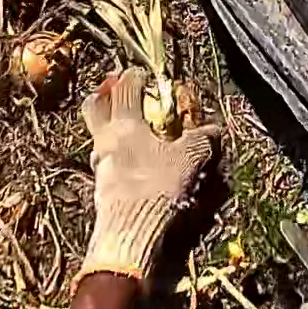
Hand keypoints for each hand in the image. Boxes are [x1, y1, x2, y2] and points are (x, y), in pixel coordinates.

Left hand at [77, 67, 219, 284]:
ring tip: (128, 125)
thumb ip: (201, 138)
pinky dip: (115, 150)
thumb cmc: (156, 187)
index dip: (133, 77)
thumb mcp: (188, 158)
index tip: (142, 72)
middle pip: (94, 107)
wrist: (127, 236)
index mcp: (125, 125)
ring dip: (109, 124)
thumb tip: (213, 128)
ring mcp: (99, 165)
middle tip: (114, 86)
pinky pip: (105, 158)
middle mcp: (105, 140)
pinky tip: (132, 158)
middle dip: (103, 94)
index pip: (124, 89)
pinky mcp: (100, 188)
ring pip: (97, 134)